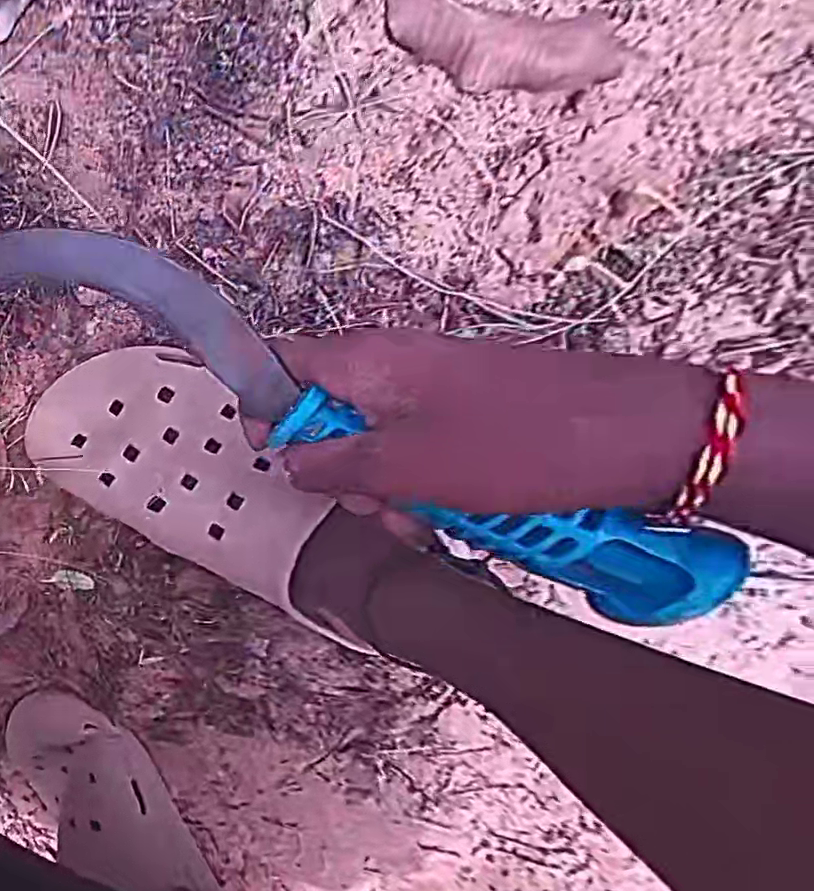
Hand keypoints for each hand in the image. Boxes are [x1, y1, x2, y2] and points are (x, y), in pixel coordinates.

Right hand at [271, 329, 716, 514]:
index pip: (275, 363)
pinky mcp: (455, 406)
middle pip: (316, 408)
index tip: (273, 447)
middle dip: (325, 460)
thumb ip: (324, 465)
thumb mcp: (396, 467)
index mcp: (363, 360)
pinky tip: (434, 506)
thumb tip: (292, 463)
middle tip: (356, 494)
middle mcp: (388, 363)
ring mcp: (424, 384)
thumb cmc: (522, 443)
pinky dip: (406, 476)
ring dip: (369, 480)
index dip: (259, 406)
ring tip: (409, 510)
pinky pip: (402, 441)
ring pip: (359, 433)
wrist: (651, 437)